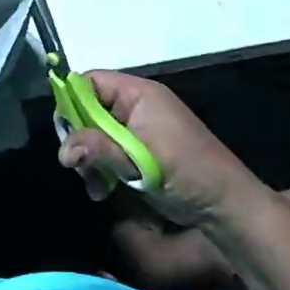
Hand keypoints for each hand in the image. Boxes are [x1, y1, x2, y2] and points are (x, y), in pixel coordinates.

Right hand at [57, 72, 271, 226]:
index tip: (65, 130)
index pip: (90, 81)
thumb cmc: (188, 172)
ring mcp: (134, 131)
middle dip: (79, 139)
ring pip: (92, 135)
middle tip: (77, 165)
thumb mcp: (140, 159)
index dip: (72, 100)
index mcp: (138, 94)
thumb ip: (99, 149)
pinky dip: (98, 170)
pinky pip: (104, 153)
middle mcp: (133, 107)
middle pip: (87, 110)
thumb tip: (62, 150)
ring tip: (93, 184)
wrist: (226, 208)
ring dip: (88, 160)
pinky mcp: (135, 153)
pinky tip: (101, 190)